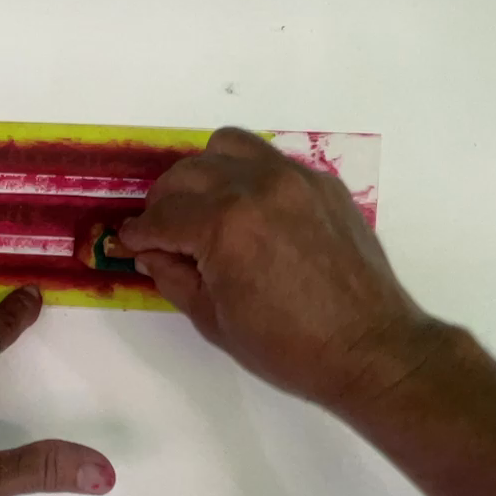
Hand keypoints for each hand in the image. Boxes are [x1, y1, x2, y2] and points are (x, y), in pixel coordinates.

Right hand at [119, 127, 447, 414]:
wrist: (368, 348)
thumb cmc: (284, 346)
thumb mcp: (212, 320)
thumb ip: (173, 276)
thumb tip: (149, 252)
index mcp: (224, 226)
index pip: (160, 217)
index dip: (136, 233)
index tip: (126, 243)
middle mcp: (256, 187)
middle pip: (186, 174)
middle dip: (163, 203)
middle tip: (162, 233)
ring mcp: (294, 179)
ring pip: (226, 148)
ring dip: (202, 175)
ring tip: (203, 209)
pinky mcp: (322, 183)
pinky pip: (268, 160)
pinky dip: (245, 178)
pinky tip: (249, 215)